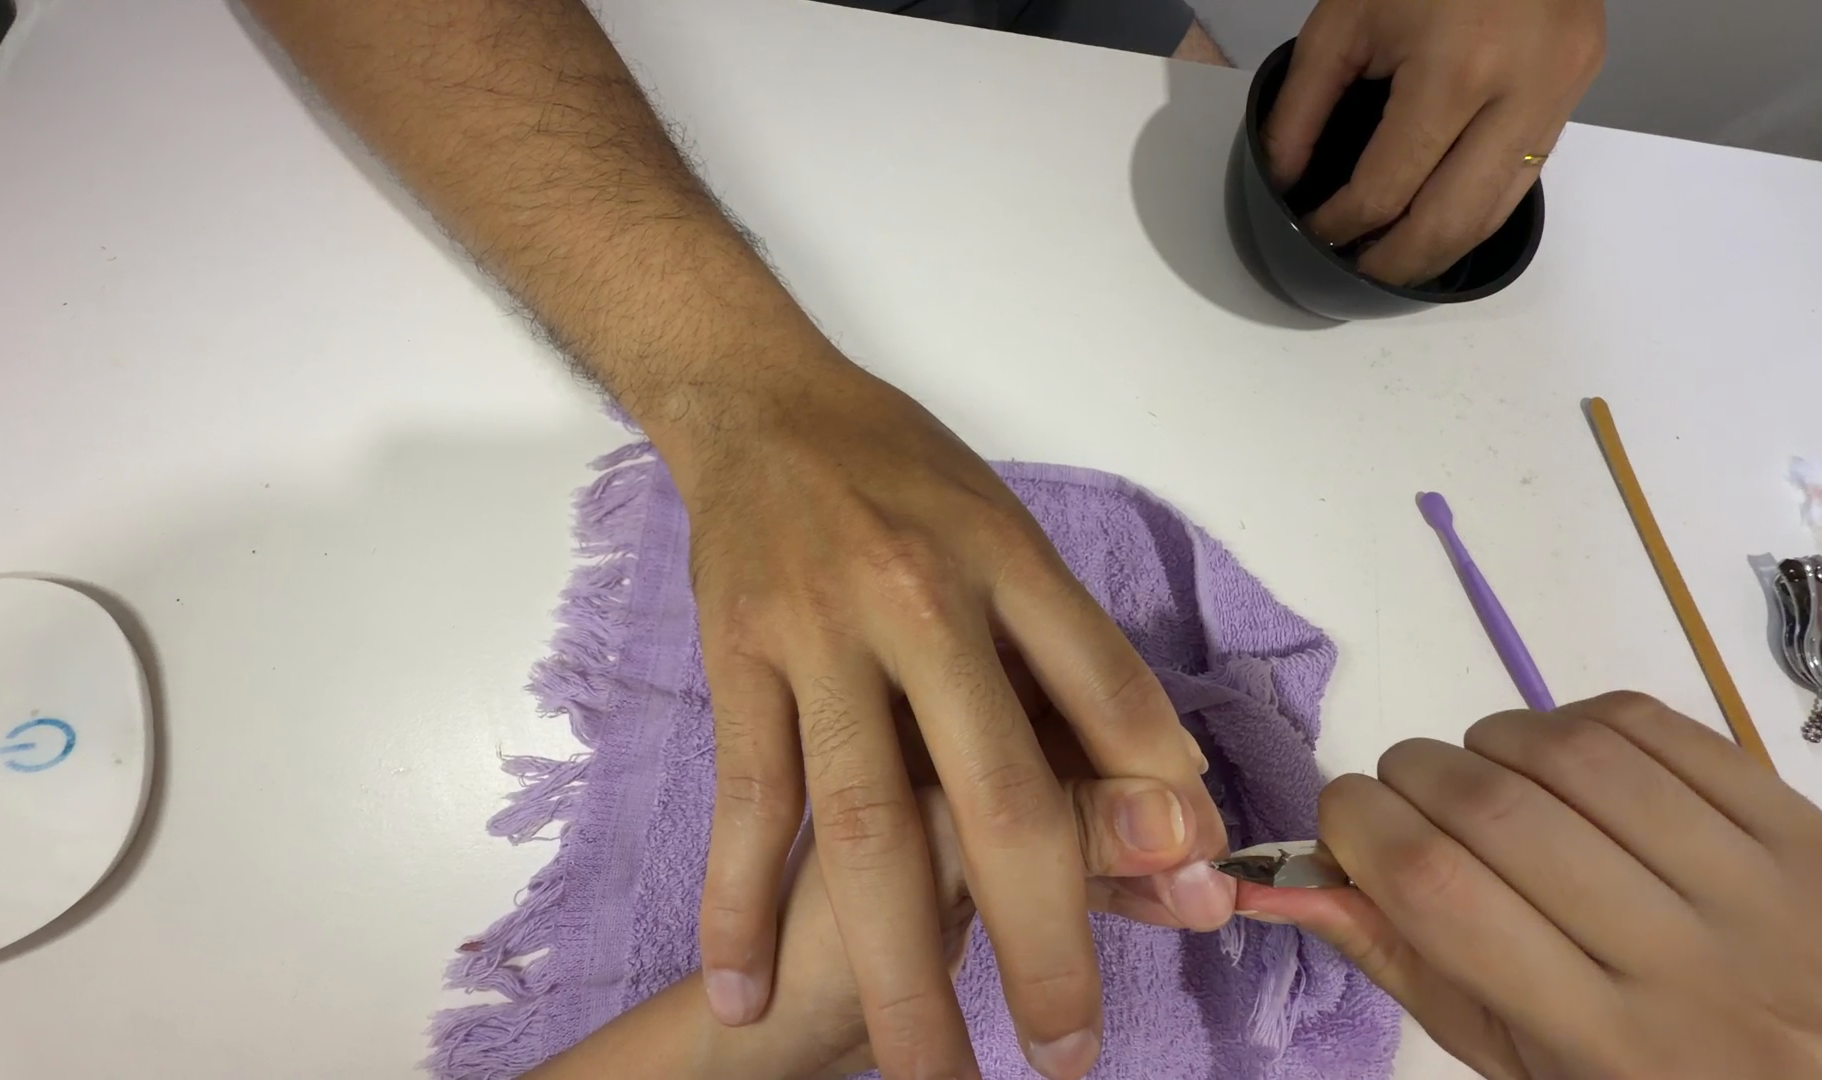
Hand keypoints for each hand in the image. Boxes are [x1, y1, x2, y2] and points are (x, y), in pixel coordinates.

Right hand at [673, 357, 1231, 1079]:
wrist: (766, 410)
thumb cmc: (898, 467)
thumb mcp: (1005, 530)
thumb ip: (1068, 648)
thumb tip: (1156, 776)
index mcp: (1007, 558)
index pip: (1112, 699)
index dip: (1162, 813)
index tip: (1186, 909)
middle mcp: (921, 600)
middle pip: (1001, 793)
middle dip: (1048, 938)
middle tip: (1068, 1053)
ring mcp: (820, 634)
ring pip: (867, 824)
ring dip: (903, 968)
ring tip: (932, 1070)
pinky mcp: (738, 658)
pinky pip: (749, 798)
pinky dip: (740, 902)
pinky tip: (748, 988)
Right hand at [1238, 693, 1821, 1078]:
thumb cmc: (1631, 1070)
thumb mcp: (1501, 1048)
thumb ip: (1386, 954)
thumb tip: (1268, 881)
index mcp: (1607, 1040)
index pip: (1430, 882)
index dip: (1354, 822)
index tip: (1351, 824)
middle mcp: (1696, 968)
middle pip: (1486, 806)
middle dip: (1407, 775)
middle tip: (1413, 803)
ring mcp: (1769, 890)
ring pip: (1562, 750)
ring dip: (1486, 743)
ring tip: (1491, 779)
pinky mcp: (1803, 825)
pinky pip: (1643, 722)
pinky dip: (1569, 720)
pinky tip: (1567, 767)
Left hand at [1266, 0, 1605, 284]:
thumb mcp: (1337, 27)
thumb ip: (1297, 116)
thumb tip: (1284, 187)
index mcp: (1456, 73)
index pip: (1383, 193)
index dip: (1337, 227)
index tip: (1313, 232)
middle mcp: (1524, 89)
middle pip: (1449, 221)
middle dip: (1392, 264)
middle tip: (1351, 272)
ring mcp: (1563, 91)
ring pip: (1493, 213)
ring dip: (1435, 254)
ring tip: (1385, 264)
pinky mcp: (1578, 89)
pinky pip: (1521, 180)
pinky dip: (1470, 217)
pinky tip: (1430, 226)